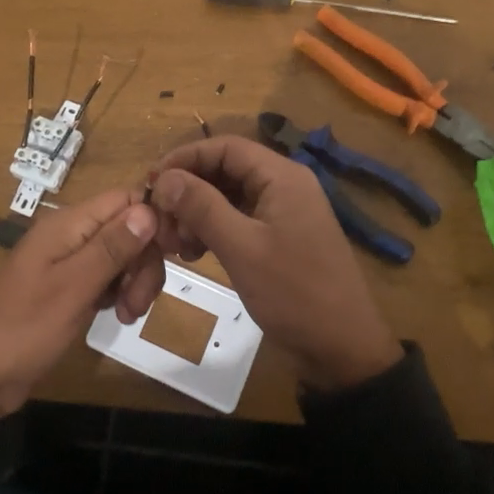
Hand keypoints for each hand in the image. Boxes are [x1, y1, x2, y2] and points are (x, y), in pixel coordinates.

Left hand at [0, 190, 165, 468]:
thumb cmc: (20, 329)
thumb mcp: (72, 288)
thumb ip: (112, 248)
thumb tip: (149, 209)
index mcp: (69, 225)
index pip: (126, 199)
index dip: (154, 218)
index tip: (173, 254)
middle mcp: (71, 237)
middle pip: (129, 229)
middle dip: (145, 261)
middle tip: (139, 302)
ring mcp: (70, 265)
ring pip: (123, 256)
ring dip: (136, 282)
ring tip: (128, 315)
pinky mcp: (69, 291)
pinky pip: (108, 280)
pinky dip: (120, 294)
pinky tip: (119, 317)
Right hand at [150, 136, 402, 391]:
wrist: (342, 347)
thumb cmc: (294, 293)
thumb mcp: (242, 248)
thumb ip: (202, 207)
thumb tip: (164, 178)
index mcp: (282, 176)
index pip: (226, 146)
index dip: (185, 158)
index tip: (151, 183)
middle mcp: (286, 185)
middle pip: (227, 169)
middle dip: (190, 190)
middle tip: (161, 222)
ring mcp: (286, 212)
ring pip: (231, 195)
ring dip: (199, 212)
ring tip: (175, 243)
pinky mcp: (282, 237)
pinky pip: (241, 218)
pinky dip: (215, 229)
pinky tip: (194, 252)